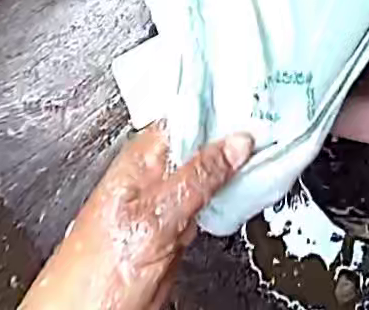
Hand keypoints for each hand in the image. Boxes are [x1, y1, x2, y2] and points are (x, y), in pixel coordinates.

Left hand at [20, 123, 252, 309]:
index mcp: (144, 155)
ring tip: (273, 141)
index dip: (224, 100)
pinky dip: (235, 188)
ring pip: (214, 167)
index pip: (192, 111)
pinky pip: (214, 196)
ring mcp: (169, 199)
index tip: (258, 93)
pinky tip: (254, 180)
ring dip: (240, 159)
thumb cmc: (95, 275)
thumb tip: (239, 141)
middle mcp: (158, 171)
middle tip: (273, 117)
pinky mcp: (179, 226)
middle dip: (237, 129)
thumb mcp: (156, 218)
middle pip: (206, 138)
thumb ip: (199, 177)